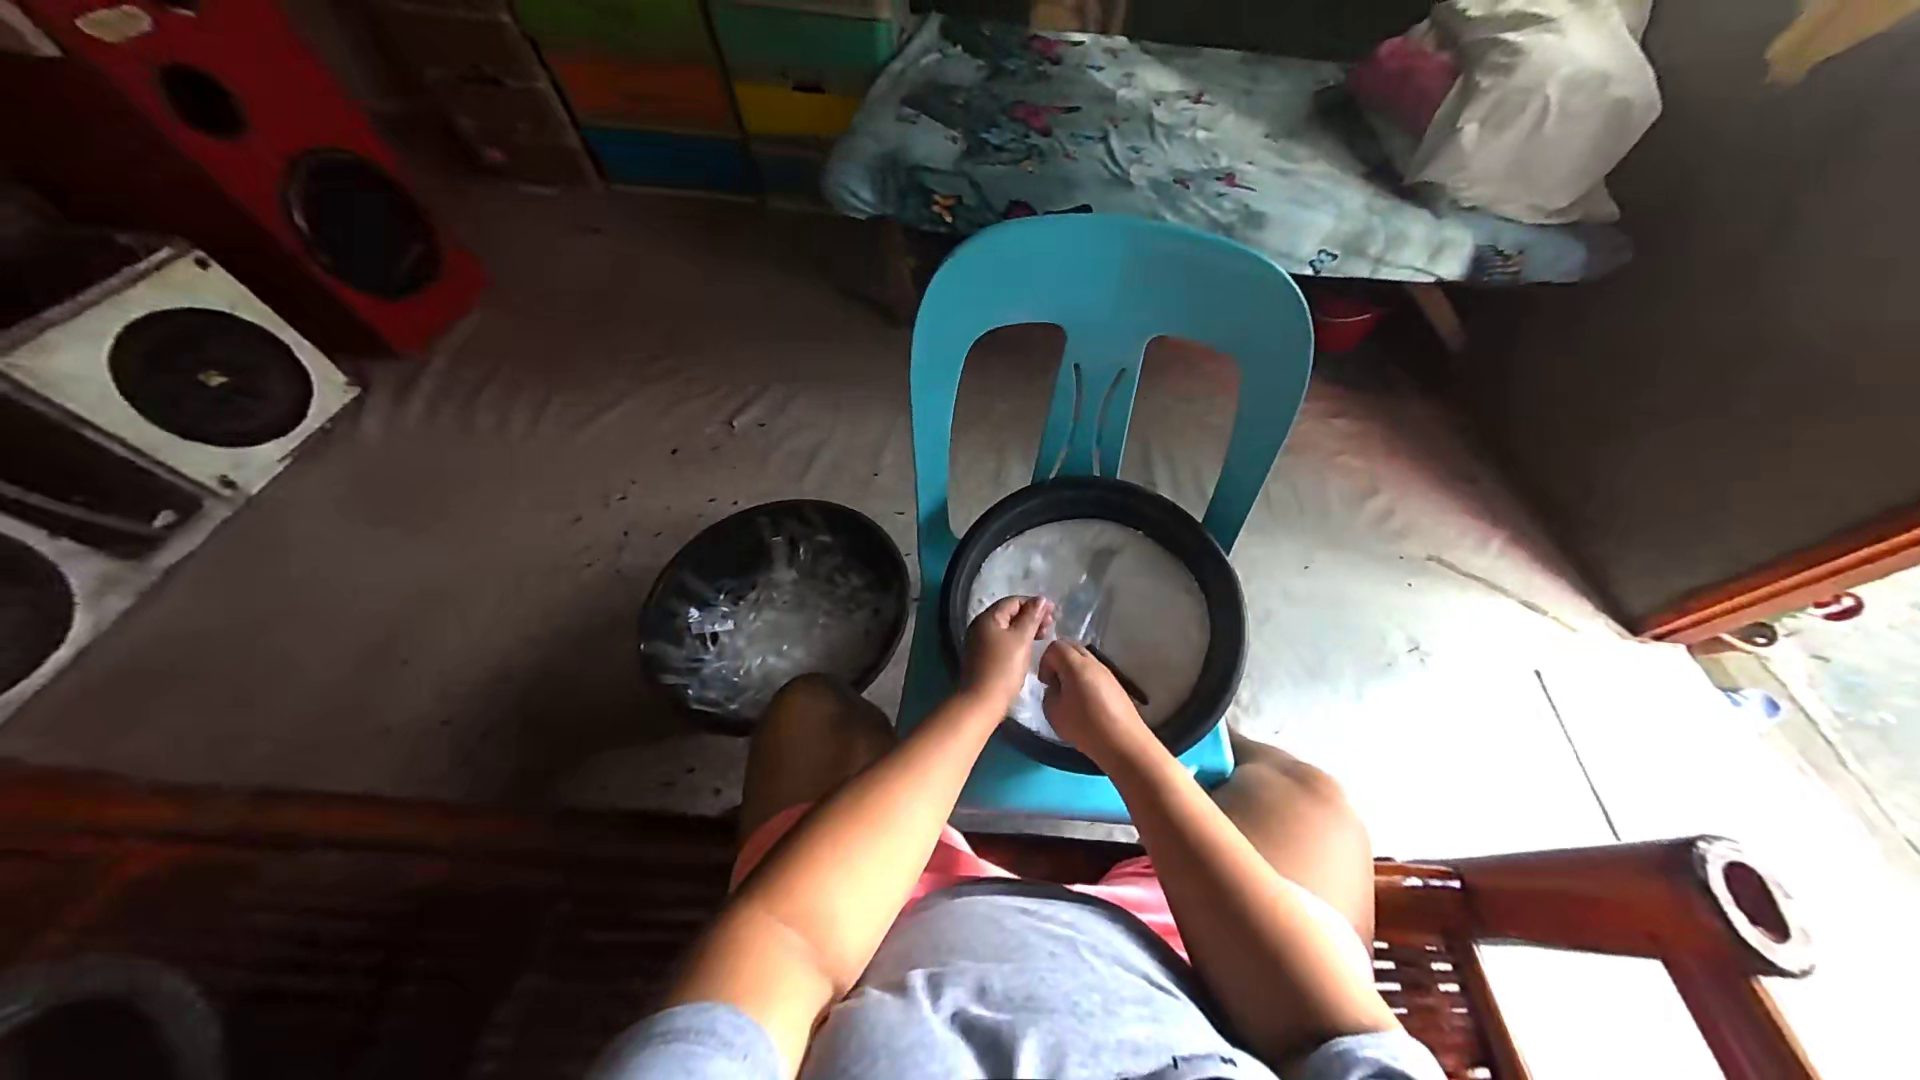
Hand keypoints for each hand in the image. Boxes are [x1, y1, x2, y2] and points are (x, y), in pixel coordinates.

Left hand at [960, 596, 1053, 706]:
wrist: (982, 701)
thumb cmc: (1004, 668)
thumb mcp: (1021, 639)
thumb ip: (1032, 617)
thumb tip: (1041, 599)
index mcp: (987, 618)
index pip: (1013, 601)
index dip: (1034, 604)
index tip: (1053, 614)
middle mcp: (980, 626)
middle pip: (1009, 613)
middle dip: (1031, 616)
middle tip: (1051, 626)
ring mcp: (979, 642)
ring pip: (1006, 628)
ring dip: (1026, 629)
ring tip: (1043, 637)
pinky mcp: (982, 656)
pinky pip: (1002, 640)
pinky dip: (1017, 640)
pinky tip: (1028, 648)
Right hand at [1039, 641, 1154, 767]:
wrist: (1123, 743)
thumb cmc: (1085, 726)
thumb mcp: (1053, 712)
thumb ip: (1049, 694)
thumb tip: (1056, 688)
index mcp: (1075, 665)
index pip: (1055, 646)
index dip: (1045, 662)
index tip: (1046, 683)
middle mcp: (1093, 662)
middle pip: (1071, 646)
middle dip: (1058, 660)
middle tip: (1055, 683)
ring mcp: (1107, 672)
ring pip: (1084, 659)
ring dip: (1072, 670)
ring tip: (1071, 695)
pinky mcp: (1116, 684)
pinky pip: (1095, 672)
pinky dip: (1085, 678)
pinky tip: (1086, 702)